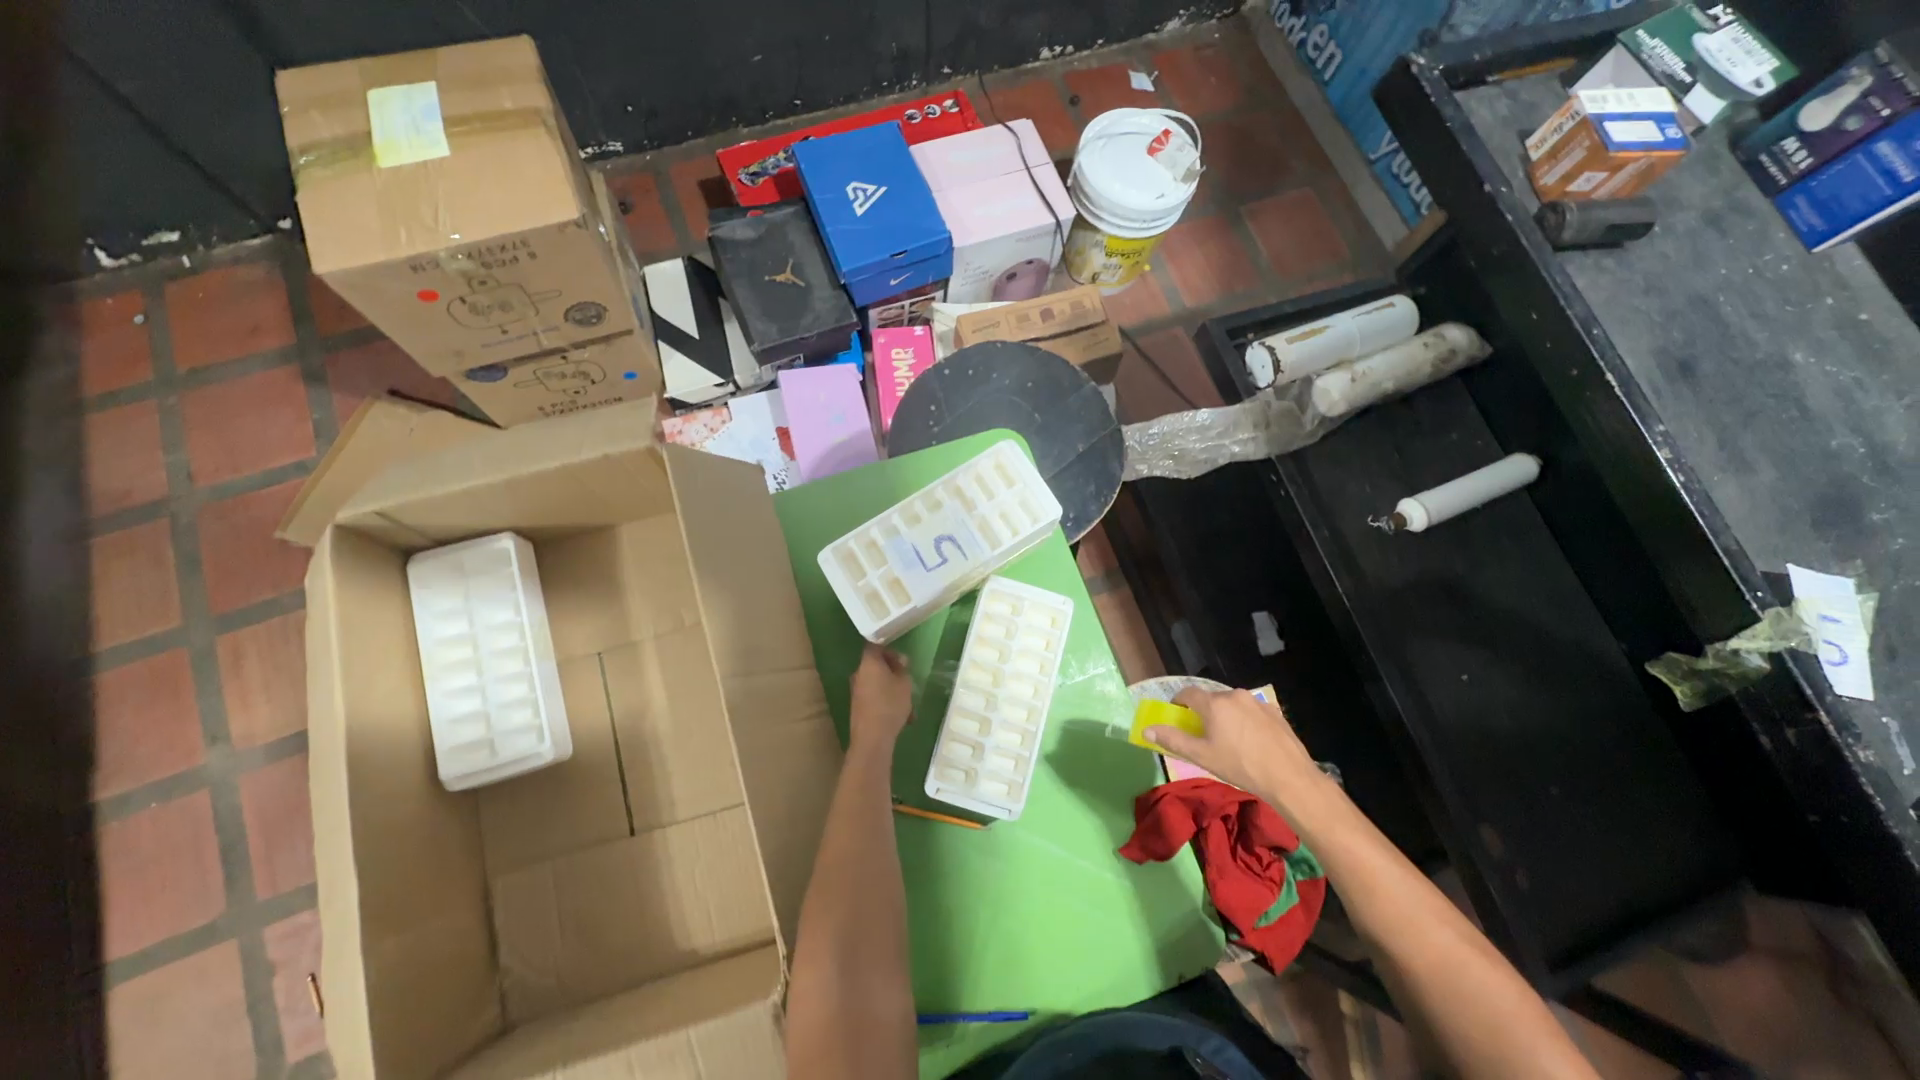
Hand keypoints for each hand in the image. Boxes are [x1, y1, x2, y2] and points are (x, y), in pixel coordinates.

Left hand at [849, 645, 913, 750]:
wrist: (872, 737)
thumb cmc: (890, 704)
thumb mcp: (905, 684)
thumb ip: (903, 669)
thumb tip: (899, 661)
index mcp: (868, 663)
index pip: (875, 646)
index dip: (889, 649)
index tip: (902, 660)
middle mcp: (858, 674)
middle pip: (875, 665)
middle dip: (892, 670)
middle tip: (907, 680)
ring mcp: (856, 691)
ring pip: (877, 683)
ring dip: (891, 688)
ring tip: (908, 703)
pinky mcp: (858, 706)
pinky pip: (874, 697)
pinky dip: (886, 701)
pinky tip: (901, 716)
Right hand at [1147, 688, 1324, 807]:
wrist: (1288, 777)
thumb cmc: (1240, 766)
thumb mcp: (1202, 756)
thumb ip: (1173, 740)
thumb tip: (1147, 729)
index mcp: (1214, 704)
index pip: (1187, 693)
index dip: (1178, 703)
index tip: (1177, 718)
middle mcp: (1235, 695)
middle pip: (1211, 699)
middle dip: (1203, 713)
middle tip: (1204, 736)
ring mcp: (1258, 702)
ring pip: (1232, 704)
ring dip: (1225, 717)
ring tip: (1230, 742)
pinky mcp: (1275, 712)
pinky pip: (1251, 711)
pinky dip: (1245, 721)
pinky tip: (1252, 743)